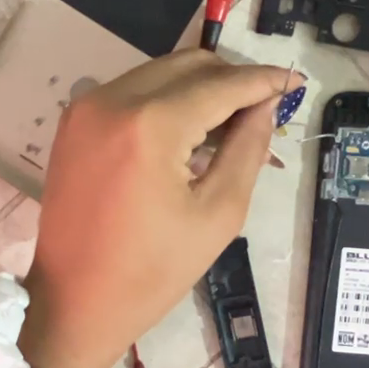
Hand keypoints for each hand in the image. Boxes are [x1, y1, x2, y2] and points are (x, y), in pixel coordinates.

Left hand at [19, 51, 296, 367]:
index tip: (295, 81)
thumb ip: (247, 148)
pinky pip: (132, 92)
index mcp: (150, 125)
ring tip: (227, 126)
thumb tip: (266, 105)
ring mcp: (86, 109)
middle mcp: (113, 100)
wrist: (73, 302)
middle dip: (230, 79)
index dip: (263, 80)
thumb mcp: (218, 214)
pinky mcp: (73, 123)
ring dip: (199, 88)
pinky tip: (186, 133)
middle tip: (262, 109)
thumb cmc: (151, 272)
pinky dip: (166, 100)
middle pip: (188, 65)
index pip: (220, 84)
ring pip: (159, 73)